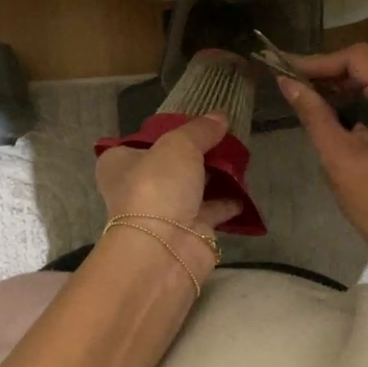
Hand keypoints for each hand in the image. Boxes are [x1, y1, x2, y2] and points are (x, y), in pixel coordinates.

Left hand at [95, 112, 241, 278]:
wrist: (164, 250)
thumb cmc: (157, 187)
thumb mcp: (178, 145)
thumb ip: (200, 130)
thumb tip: (220, 116)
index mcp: (120, 163)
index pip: (142, 140)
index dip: (166, 131)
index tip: (194, 123)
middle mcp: (139, 186)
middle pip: (172, 163)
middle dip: (198, 154)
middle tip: (226, 139)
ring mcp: (165, 210)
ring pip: (194, 187)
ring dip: (216, 176)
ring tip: (242, 159)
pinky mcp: (190, 231)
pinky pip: (213, 210)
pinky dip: (230, 201)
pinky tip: (247, 189)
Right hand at [277, 44, 367, 261]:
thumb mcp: (339, 157)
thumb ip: (313, 114)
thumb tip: (285, 81)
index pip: (359, 59)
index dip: (319, 61)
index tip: (284, 72)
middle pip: (364, 65)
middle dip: (324, 72)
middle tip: (287, 85)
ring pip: (366, 79)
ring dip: (333, 86)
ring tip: (300, 97)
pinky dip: (346, 100)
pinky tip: (322, 111)